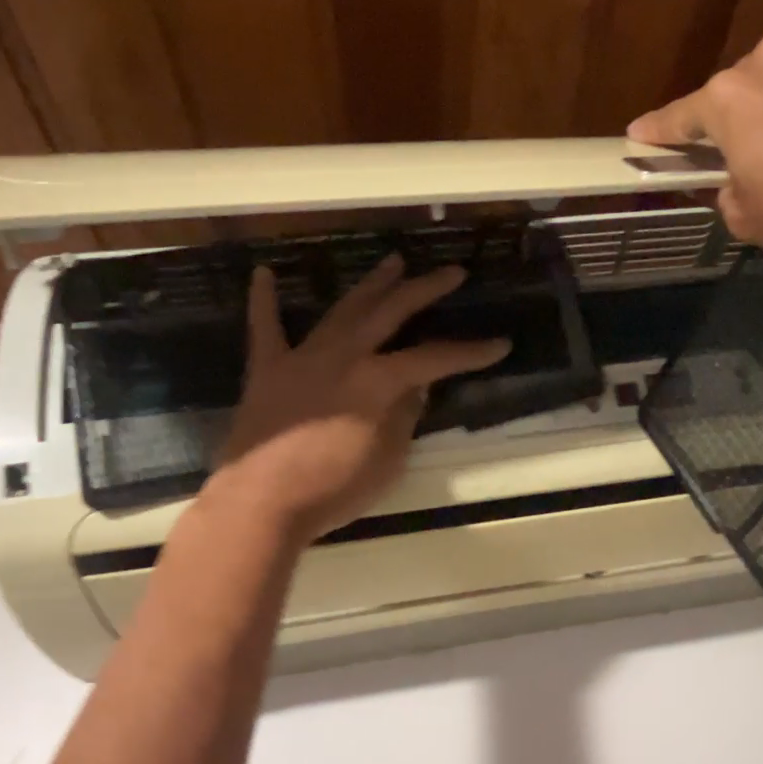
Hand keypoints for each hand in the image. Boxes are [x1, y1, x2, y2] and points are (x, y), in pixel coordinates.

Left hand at [202, 255, 510, 541]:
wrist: (262, 502)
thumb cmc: (333, 489)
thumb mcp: (387, 461)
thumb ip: (403, 418)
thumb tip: (415, 389)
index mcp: (379, 380)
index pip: (435, 359)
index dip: (471, 352)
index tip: (500, 344)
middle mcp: (344, 355)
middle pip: (390, 312)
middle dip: (424, 289)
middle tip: (451, 272)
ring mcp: (303, 357)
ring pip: (342, 310)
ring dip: (370, 285)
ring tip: (392, 262)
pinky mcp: (267, 369)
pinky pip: (264, 327)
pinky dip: (264, 300)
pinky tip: (264, 273)